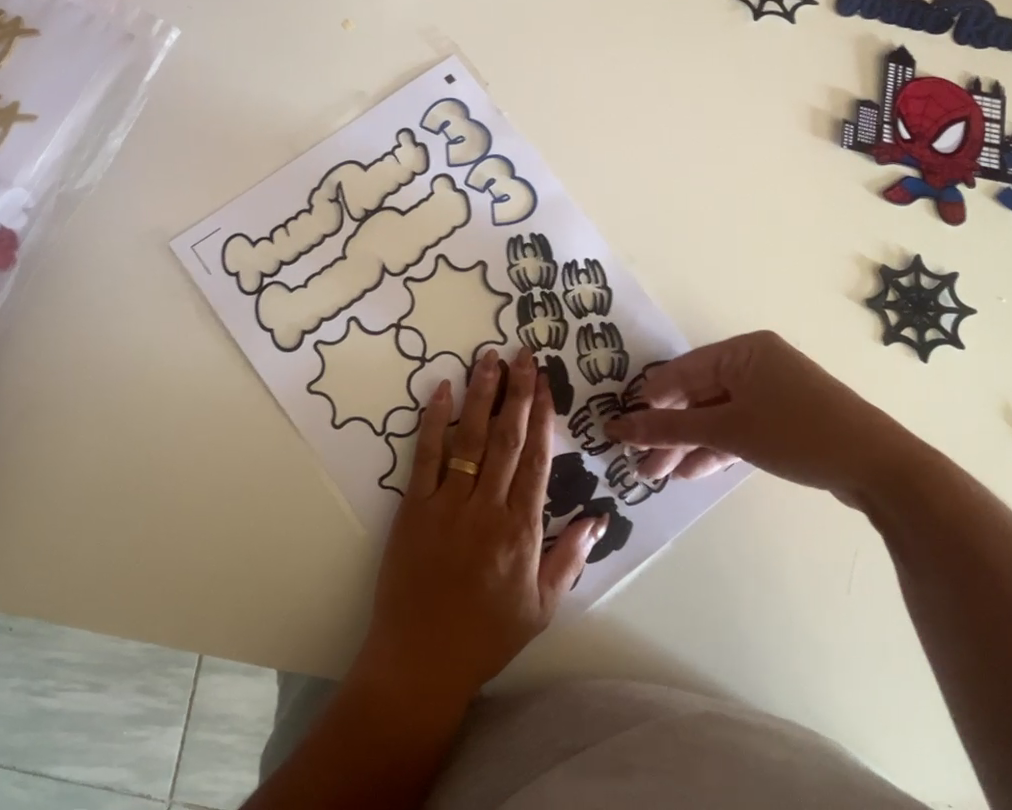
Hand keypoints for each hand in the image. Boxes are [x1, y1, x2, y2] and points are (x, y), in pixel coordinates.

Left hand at [354, 349, 605, 701]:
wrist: (422, 656)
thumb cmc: (486, 635)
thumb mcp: (543, 605)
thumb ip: (570, 557)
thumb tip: (598, 516)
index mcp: (523, 530)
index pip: (538, 459)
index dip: (543, 416)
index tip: (546, 382)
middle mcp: (488, 508)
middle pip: (507, 438)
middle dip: (517, 392)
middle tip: (522, 354)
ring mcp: (447, 504)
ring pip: (470, 439)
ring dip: (480, 395)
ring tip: (488, 358)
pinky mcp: (413, 508)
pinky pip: (426, 456)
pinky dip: (433, 421)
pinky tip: (439, 391)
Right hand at [604, 330, 933, 503]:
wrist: (882, 468)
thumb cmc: (797, 434)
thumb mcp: (726, 431)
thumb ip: (667, 429)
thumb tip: (615, 428)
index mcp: (741, 351)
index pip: (675, 374)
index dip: (646, 405)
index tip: (621, 435)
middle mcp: (754, 364)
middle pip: (694, 396)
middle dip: (665, 432)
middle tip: (638, 466)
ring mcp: (772, 392)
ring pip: (714, 416)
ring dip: (686, 445)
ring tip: (657, 477)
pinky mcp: (784, 419)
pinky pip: (737, 428)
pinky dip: (715, 449)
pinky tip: (690, 472)